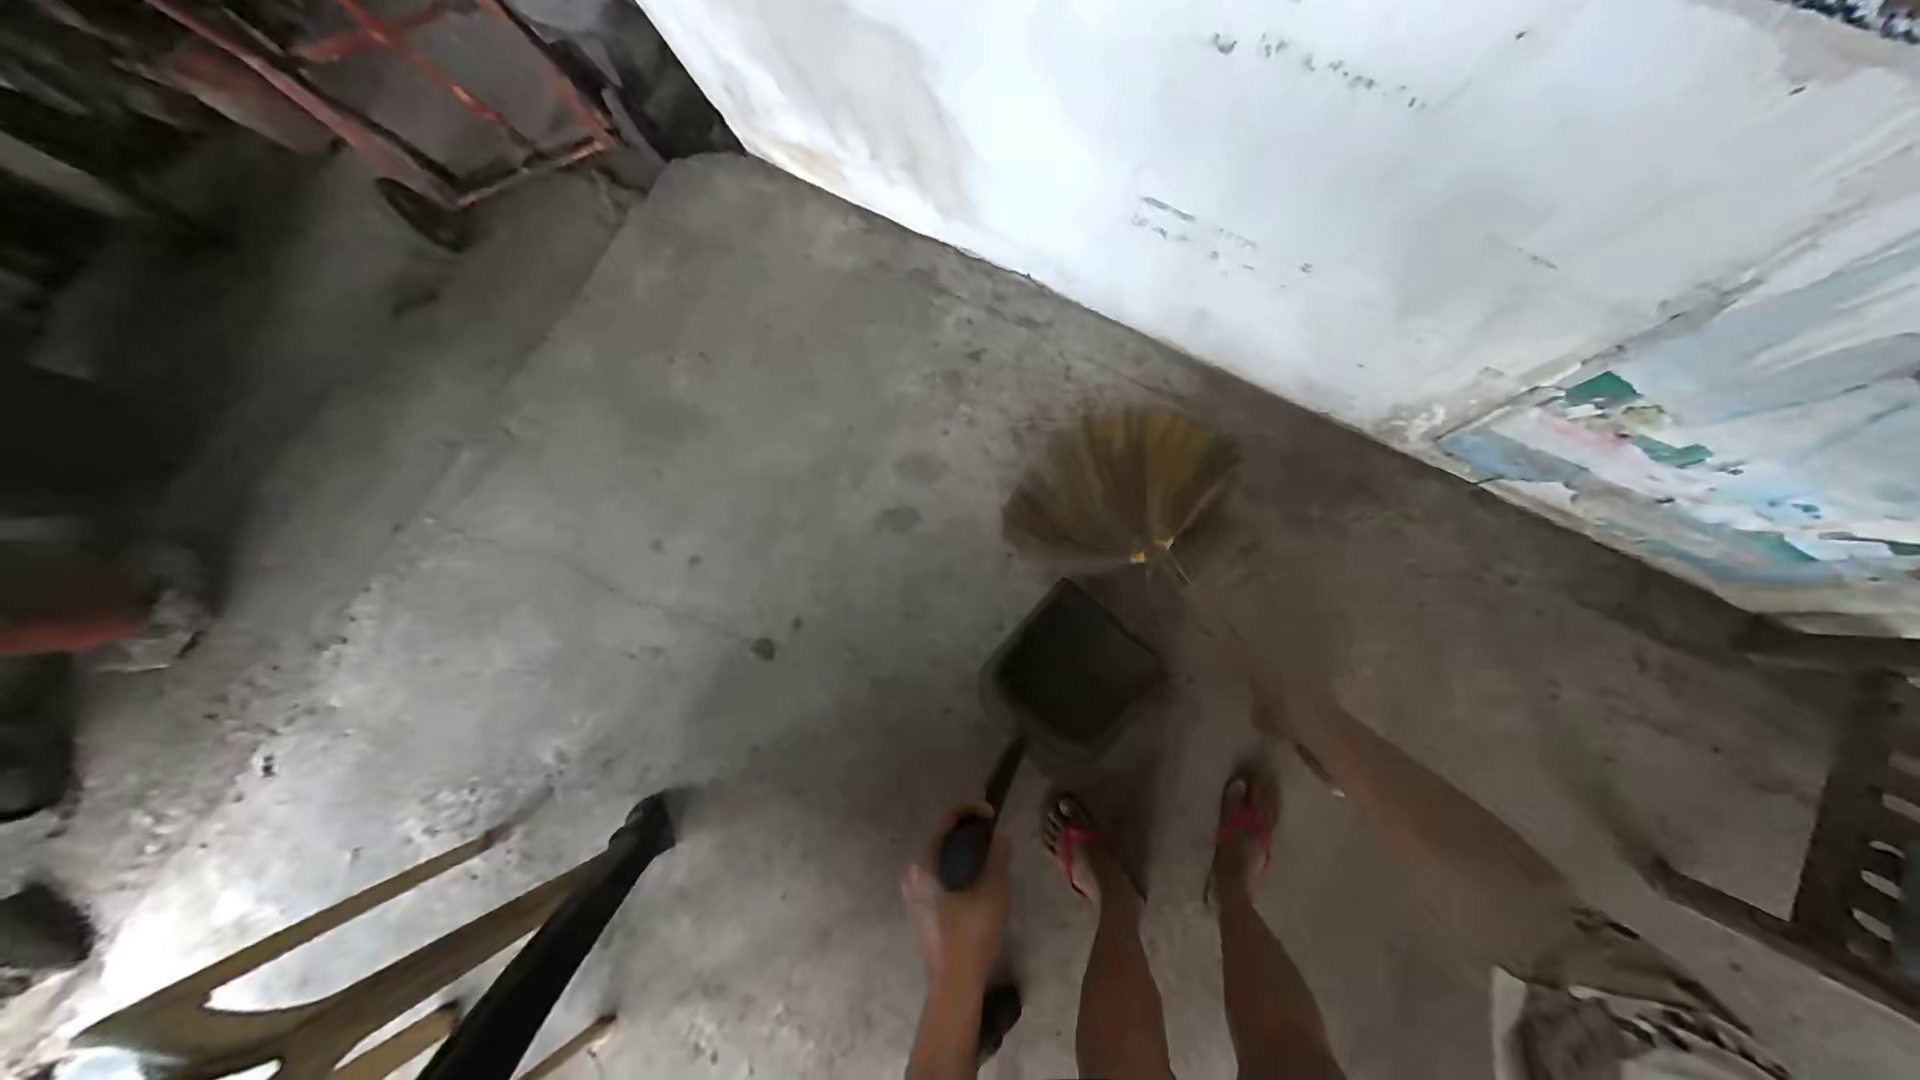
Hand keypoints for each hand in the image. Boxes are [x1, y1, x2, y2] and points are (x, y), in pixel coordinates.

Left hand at [901, 803, 1009, 984]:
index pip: (945, 819)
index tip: (992, 815)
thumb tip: (1000, 837)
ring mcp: (914, 892)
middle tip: (992, 832)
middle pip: (940, 836)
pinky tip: (977, 879)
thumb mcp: (992, 891)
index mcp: (924, 863)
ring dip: (963, 849)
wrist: (954, 985)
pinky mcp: (921, 908)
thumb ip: (997, 858)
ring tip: (989, 853)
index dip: (970, 810)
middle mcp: (913, 872)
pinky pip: (939, 874)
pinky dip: (957, 867)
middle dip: (967, 829)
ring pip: (939, 857)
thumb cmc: (970, 934)